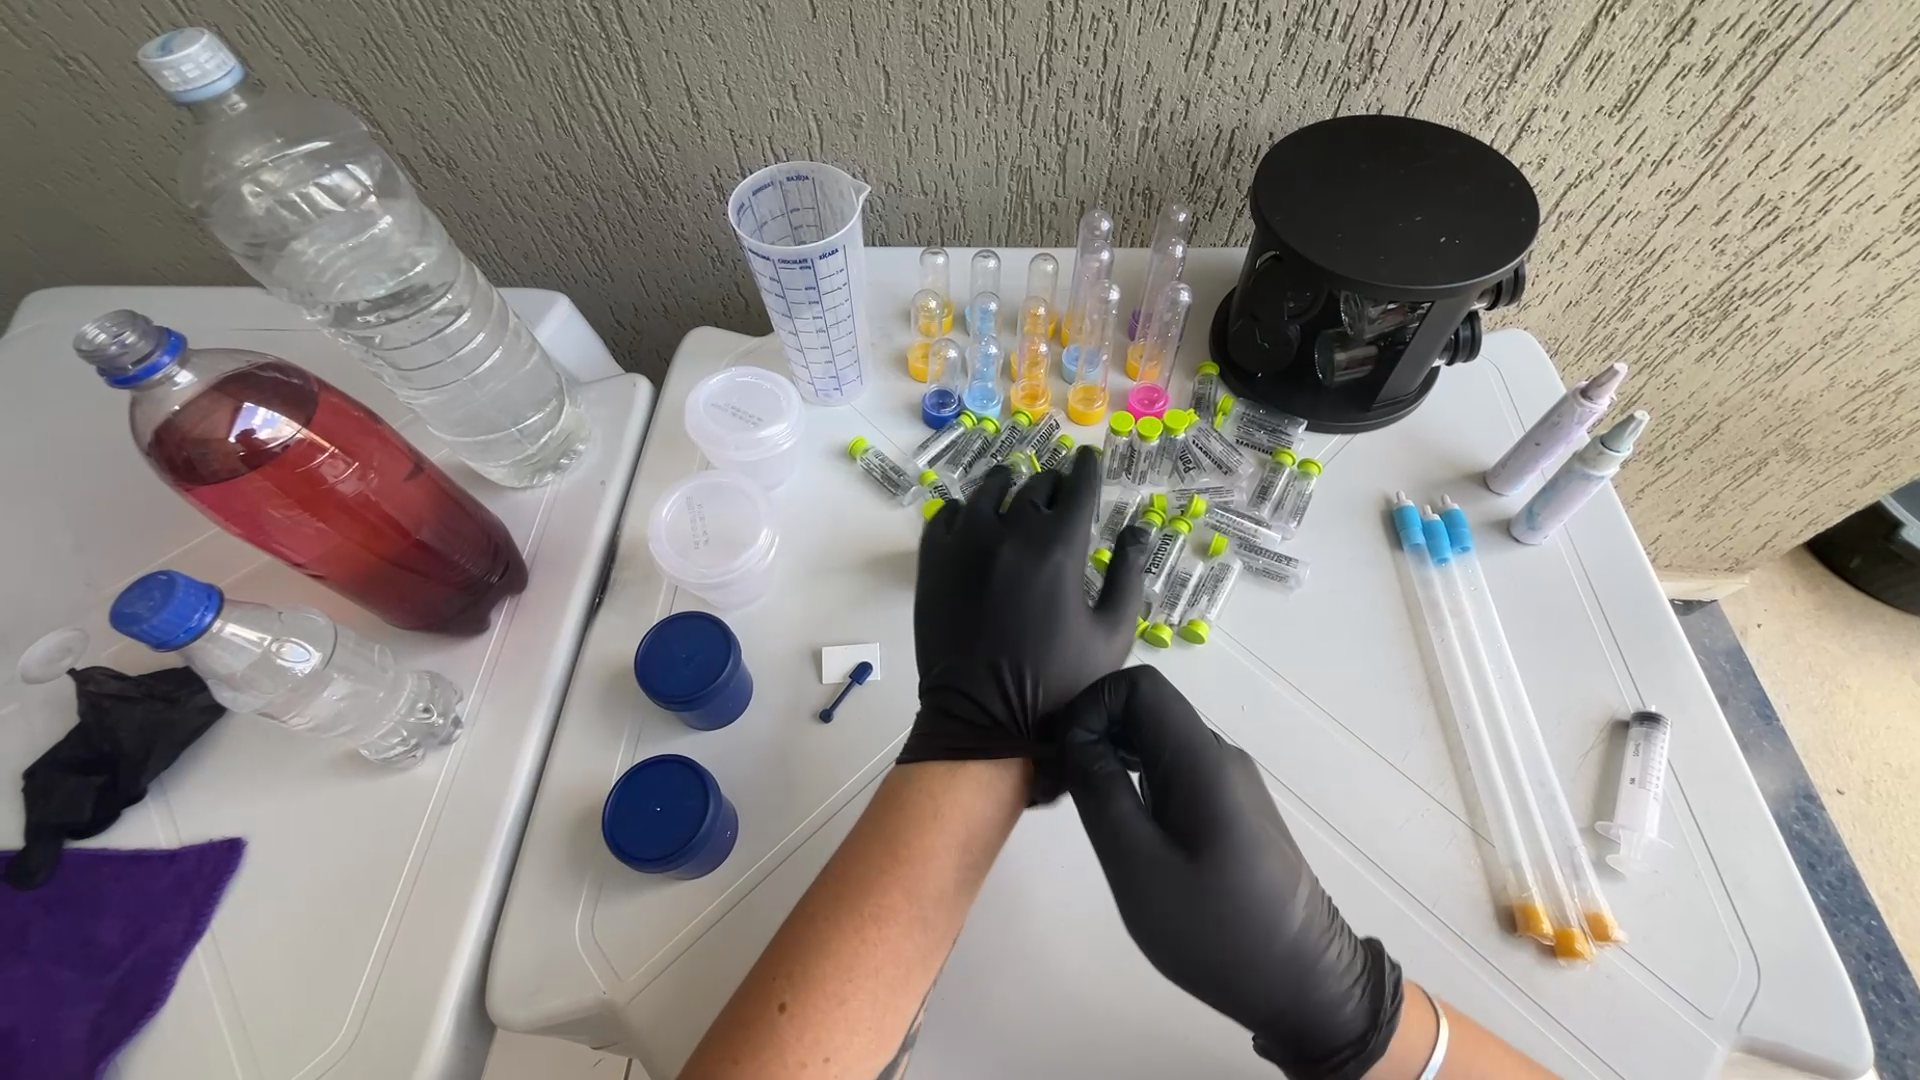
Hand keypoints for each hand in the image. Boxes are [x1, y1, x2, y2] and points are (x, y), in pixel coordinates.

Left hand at [902, 446, 1148, 799]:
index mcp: (1059, 547)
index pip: (1078, 486)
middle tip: (1058, 491)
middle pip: (1036, 484)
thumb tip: (1137, 528)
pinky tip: (972, 519)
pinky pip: (946, 514)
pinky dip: (964, 510)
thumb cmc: (1057, 684)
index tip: (1088, 459)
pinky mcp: (933, 561)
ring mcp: (965, 543)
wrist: (982, 720)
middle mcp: (1010, 531)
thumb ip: (1130, 575)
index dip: (1087, 468)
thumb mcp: (1113, 635)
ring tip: (1014, 490)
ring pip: (988, 489)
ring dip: (1008, 485)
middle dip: (1053, 483)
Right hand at [1062, 666, 1404, 1078]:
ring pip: (1156, 740)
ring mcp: (1228, 780)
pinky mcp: (1229, 805)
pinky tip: (1122, 826)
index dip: (1093, 705)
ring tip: (1084, 809)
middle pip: (1146, 710)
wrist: (1305, 986)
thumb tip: (1074, 734)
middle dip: (1095, 732)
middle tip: (1062, 786)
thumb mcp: (1138, 865)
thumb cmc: (1216, 930)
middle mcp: (1218, 755)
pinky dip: (1136, 780)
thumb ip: (1099, 790)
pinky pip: (1173, 769)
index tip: (1065, 754)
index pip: (1140, 685)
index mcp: (1201, 759)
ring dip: (1113, 758)